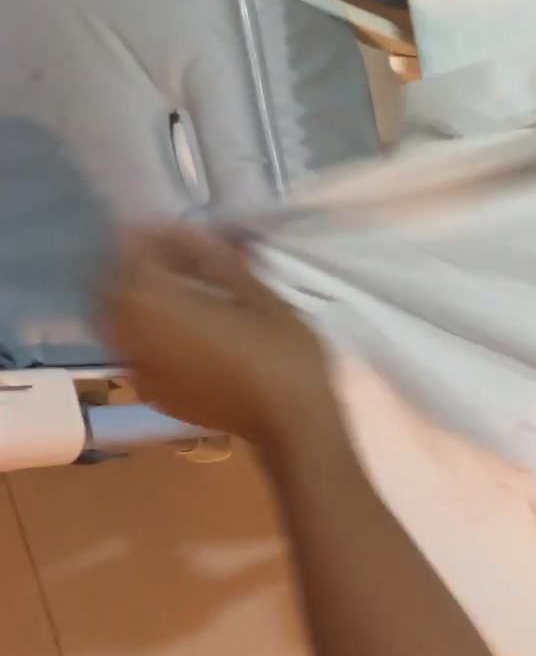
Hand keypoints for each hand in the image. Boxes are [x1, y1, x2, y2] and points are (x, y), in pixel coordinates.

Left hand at [105, 228, 337, 448]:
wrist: (293, 424)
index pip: (137, 245)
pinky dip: (159, 339)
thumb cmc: (287, 359)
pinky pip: (141, 349)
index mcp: (147, 296)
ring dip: (152, 305)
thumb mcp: (267, 302)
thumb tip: (196, 231)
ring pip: (126, 317)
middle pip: (123, 281)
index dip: (168, 236)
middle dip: (154, 271)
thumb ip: (223, 262)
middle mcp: (122, 324)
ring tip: (192, 307)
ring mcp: (131, 360)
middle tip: (196, 271)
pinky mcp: (148, 387)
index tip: (200, 237)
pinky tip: (194, 344)